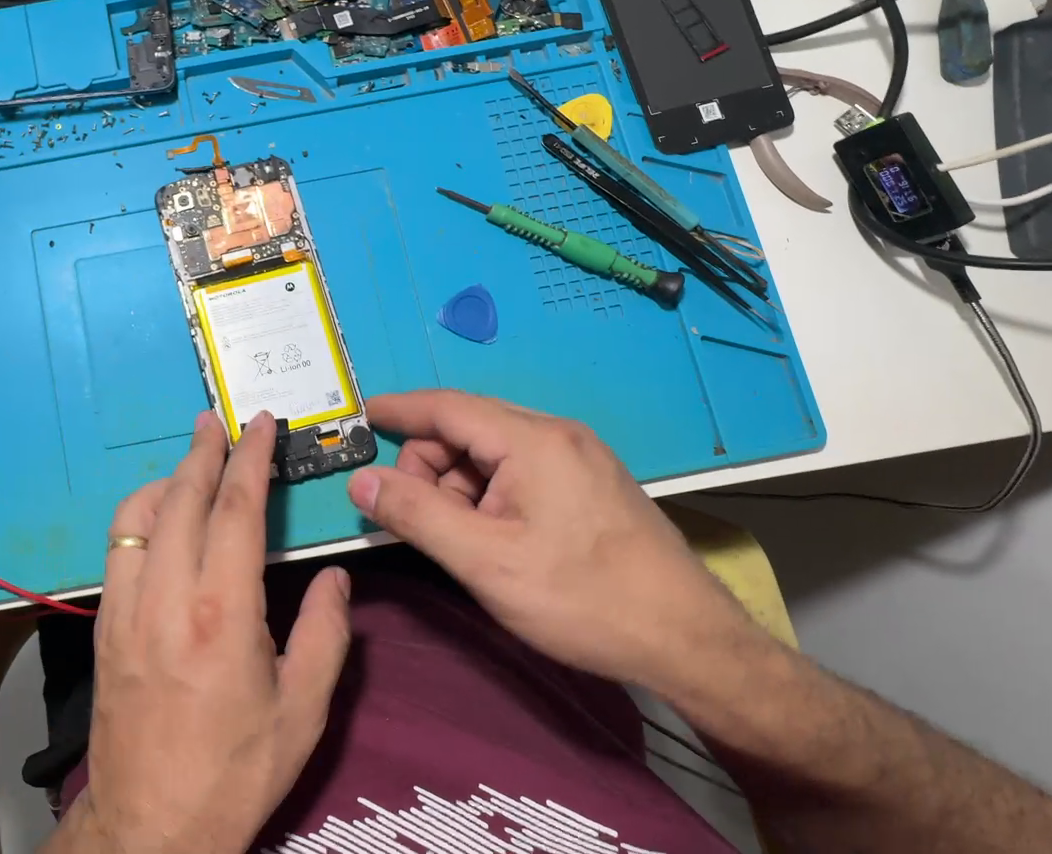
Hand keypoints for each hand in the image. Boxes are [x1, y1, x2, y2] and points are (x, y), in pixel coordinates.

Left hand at [63, 412, 352, 853]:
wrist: (152, 823)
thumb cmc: (237, 770)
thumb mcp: (302, 710)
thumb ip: (325, 634)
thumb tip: (333, 577)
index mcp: (221, 612)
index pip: (236, 510)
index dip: (250, 459)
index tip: (259, 425)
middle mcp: (165, 596)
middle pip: (180, 499)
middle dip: (202, 452)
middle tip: (217, 422)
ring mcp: (125, 608)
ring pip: (137, 517)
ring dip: (165, 480)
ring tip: (191, 464)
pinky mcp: (103, 625)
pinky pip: (116, 550)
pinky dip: (139, 517)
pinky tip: (158, 519)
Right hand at [345, 390, 761, 694]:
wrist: (690, 644)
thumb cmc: (582, 598)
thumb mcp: (485, 562)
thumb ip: (416, 515)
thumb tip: (361, 480)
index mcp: (532, 441)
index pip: (446, 407)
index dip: (398, 410)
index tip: (360, 417)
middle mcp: (557, 435)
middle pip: (467, 430)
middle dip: (430, 467)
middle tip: (418, 520)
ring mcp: (579, 458)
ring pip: (492, 452)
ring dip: (460, 486)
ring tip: (465, 542)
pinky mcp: (590, 484)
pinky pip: (519, 470)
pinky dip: (489, 494)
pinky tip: (494, 537)